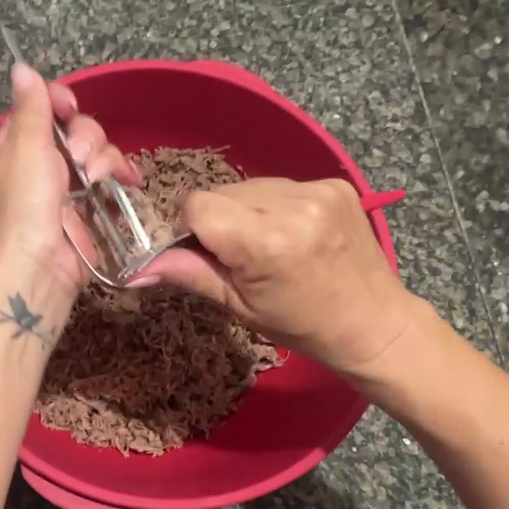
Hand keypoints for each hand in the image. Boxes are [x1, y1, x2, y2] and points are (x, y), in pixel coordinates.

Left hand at [0, 63, 138, 294]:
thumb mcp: (25, 146)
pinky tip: (129, 182)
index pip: (44, 103)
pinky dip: (122, 174)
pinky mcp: (92, 203)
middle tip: (78, 159)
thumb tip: (20, 66)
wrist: (40, 261)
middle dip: (86, 137)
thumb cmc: (26, 202)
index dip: (60, 100)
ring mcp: (69, 181)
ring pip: (100, 148)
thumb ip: (31, 106)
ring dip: (103, 158)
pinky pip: (114, 175)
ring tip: (94, 180)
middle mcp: (44, 158)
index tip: (67, 109)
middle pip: (78, 125)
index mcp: (19, 142)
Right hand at [135, 178, 424, 371]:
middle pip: (220, 193)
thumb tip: (135, 269)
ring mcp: (318, 191)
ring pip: (247, 186)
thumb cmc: (301, 324)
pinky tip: (290, 233)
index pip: (197, 206)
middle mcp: (293, 205)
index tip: (203, 254)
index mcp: (267, 242)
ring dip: (244, 211)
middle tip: (238, 257)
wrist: (373, 322)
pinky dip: (273, 206)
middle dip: (218, 220)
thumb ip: (189, 275)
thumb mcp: (238, 306)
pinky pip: (278, 185)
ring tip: (267, 246)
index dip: (190, 229)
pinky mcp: (334, 184)